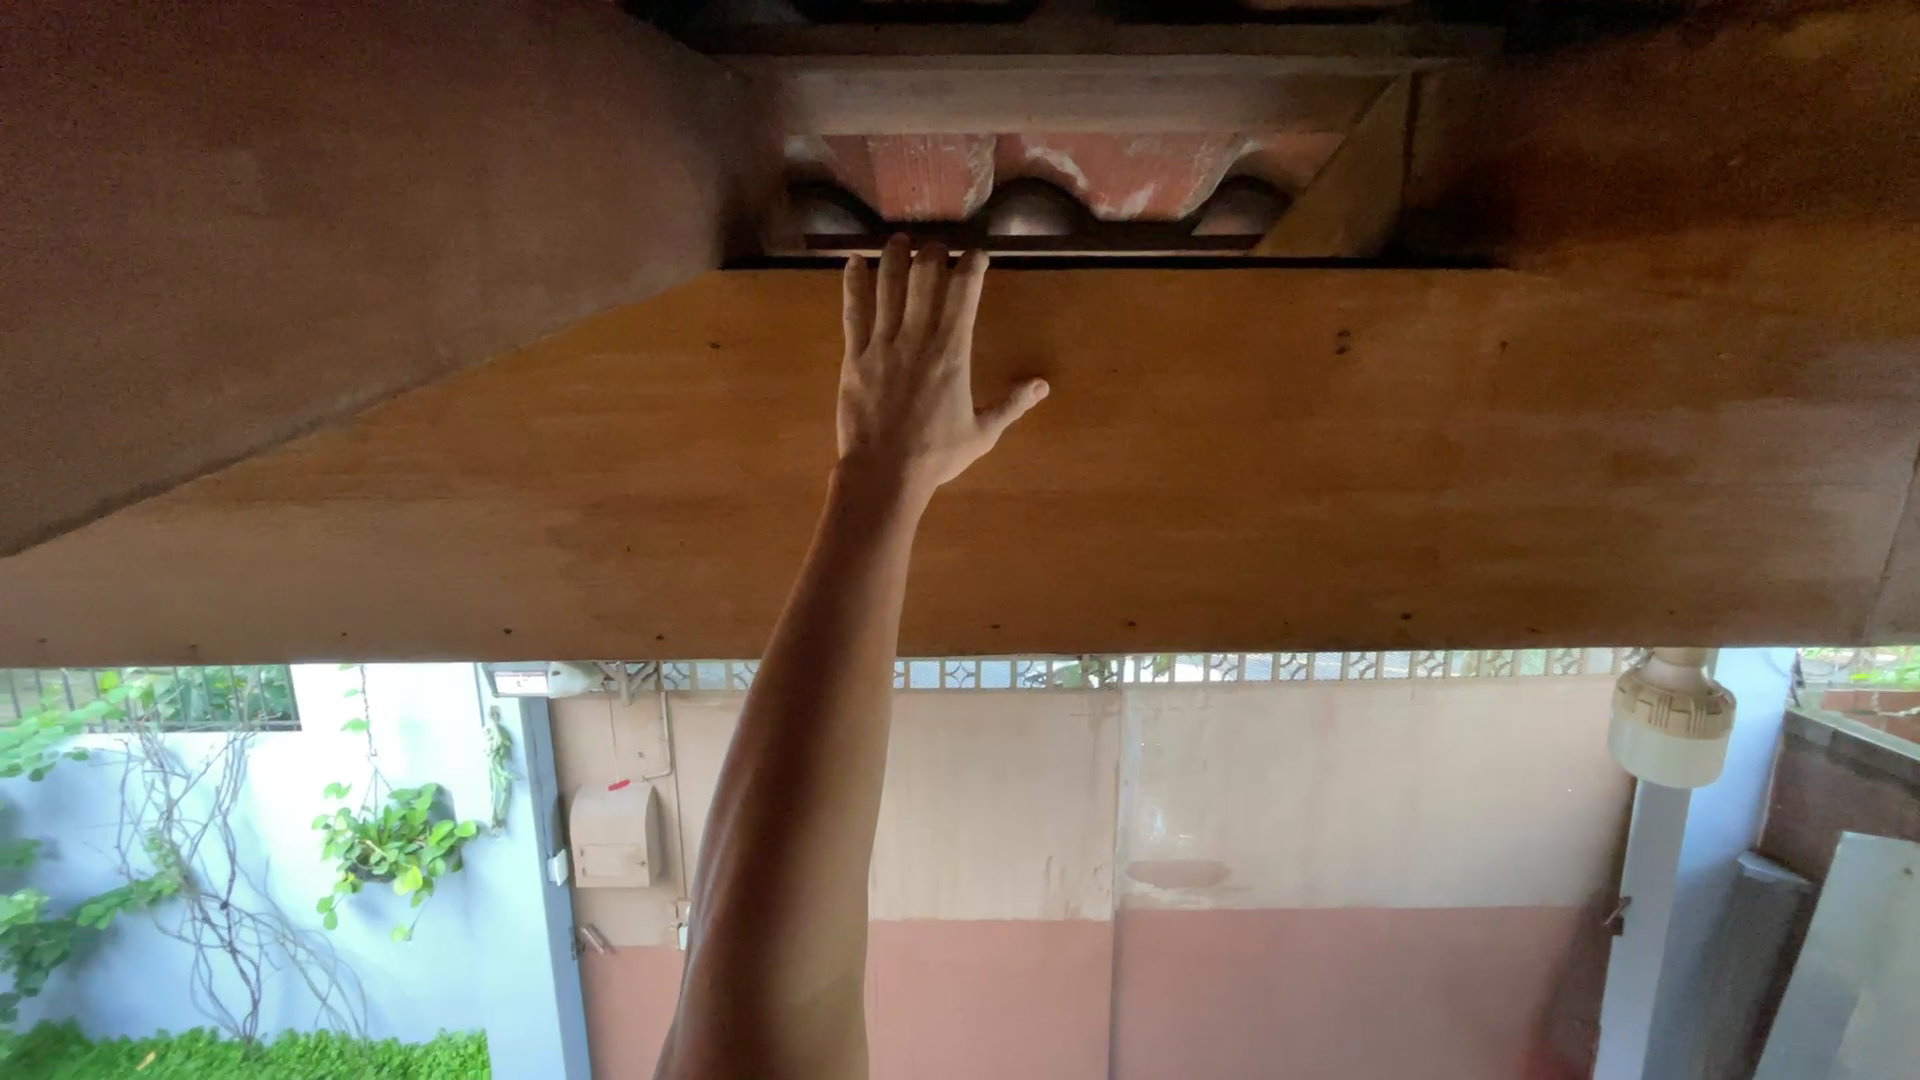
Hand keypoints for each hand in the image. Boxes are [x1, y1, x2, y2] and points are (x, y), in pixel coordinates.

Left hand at [837, 235, 1047, 502]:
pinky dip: (853, 283)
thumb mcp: (982, 433)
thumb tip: (1042, 386)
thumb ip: (1012, 404)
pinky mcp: (855, 357)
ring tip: (900, 240)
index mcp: (952, 353)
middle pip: (924, 278)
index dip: (972, 265)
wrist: (883, 473)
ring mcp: (882, 345)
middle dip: (932, 253)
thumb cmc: (936, 456)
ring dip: (894, 257)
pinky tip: (853, 262)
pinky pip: (852, 311)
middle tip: (936, 245)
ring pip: (887, 286)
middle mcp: (917, 338)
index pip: (965, 293)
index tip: (977, 254)